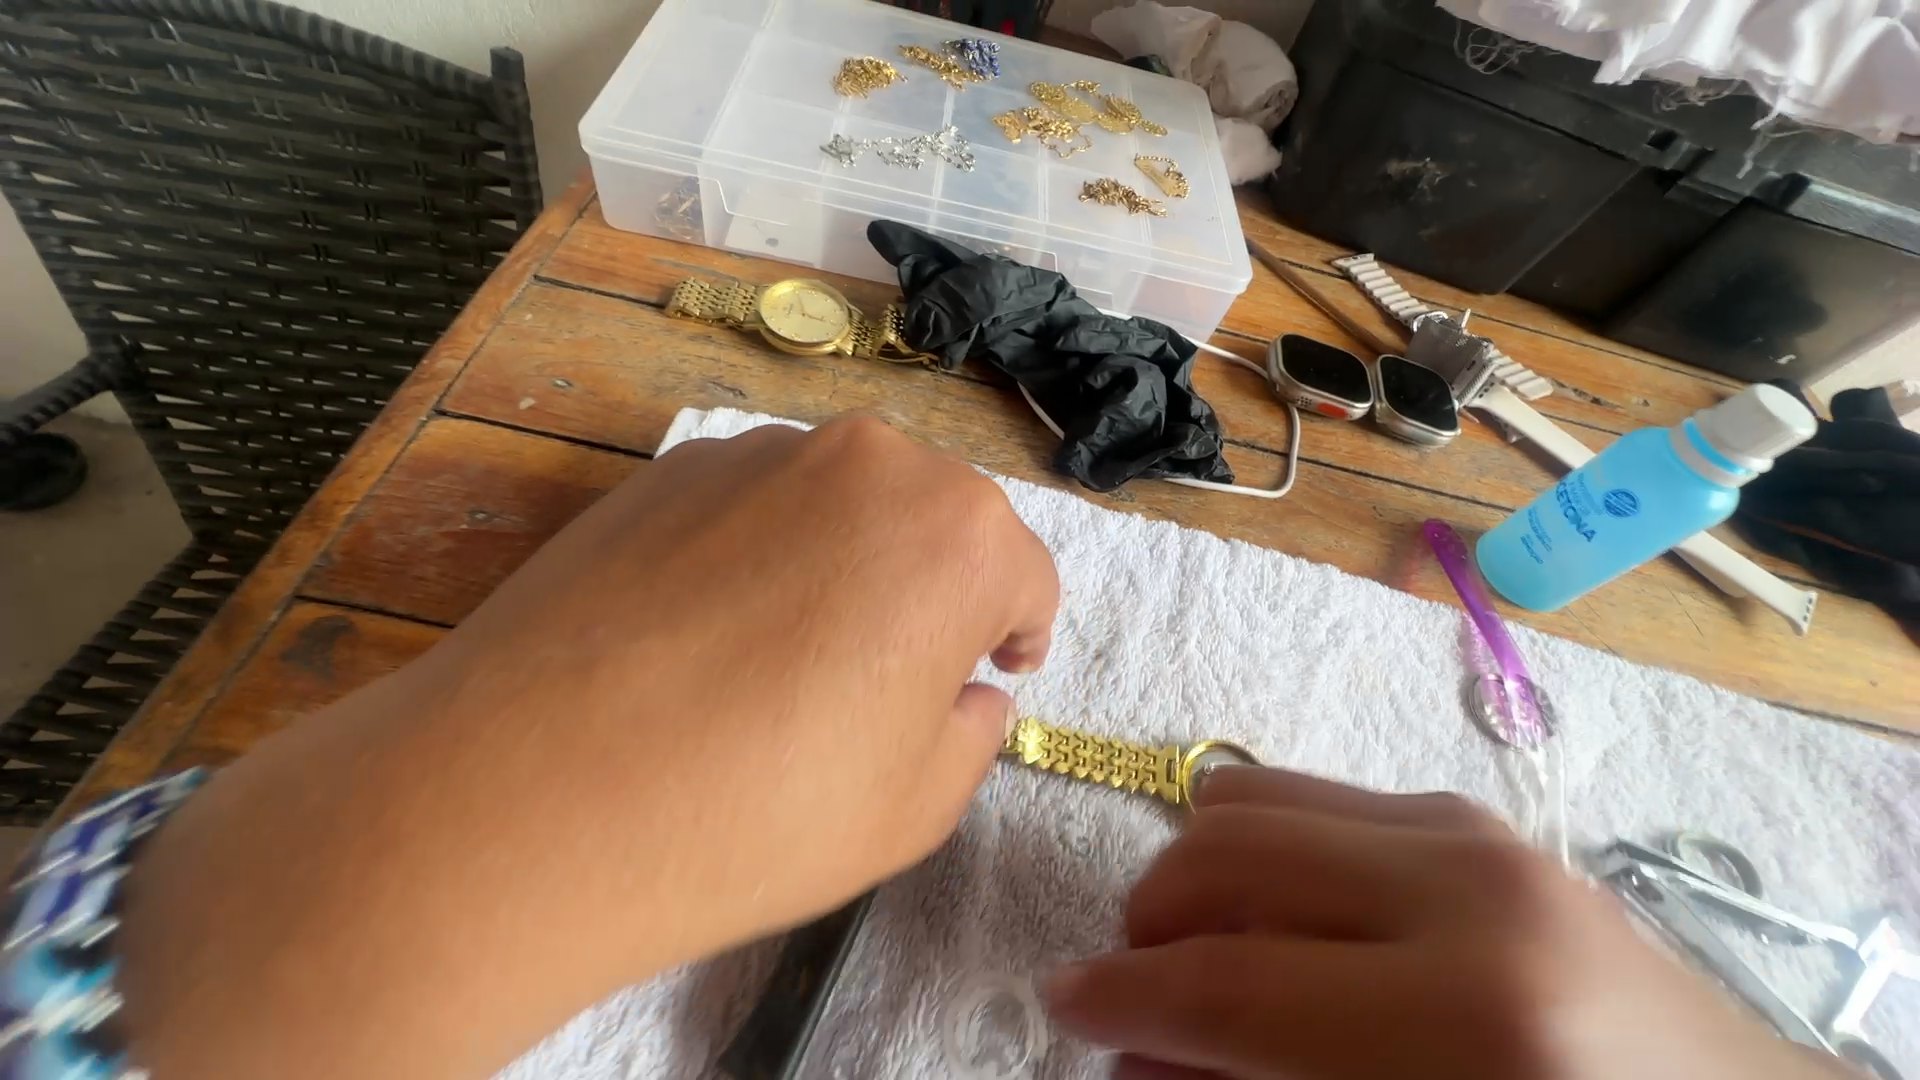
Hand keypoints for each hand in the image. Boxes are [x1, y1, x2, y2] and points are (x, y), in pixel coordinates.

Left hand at [119, 416, 1057, 1079]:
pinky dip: (773, 547)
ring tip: (795, 648)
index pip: (1025, 577)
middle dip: (941, 589)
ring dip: (856, 560)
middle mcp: (875, 463)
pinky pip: (766, 500)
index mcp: (959, 536)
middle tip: (893, 668)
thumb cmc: (760, 811)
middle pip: (943, 524)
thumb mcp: (918, 805)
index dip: (1016, 634)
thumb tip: (967, 689)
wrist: (526, 797)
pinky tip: (717, 623)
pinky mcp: (677, 463)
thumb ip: (973, 731)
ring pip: (854, 502)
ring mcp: (767, 450)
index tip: (989, 674)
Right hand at [1042, 769, 1843, 1079]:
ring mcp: (1463, 827)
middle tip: (1139, 977)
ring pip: (1246, 799)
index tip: (1061, 1002)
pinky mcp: (1458, 807)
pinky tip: (1271, 909)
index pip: (1232, 983)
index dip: (1124, 996)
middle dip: (1149, 917)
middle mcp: (1462, 887)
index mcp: (1471, 1014)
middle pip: (1223, 854)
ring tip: (1201, 938)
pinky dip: (1250, 843)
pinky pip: (1298, 792)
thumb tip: (1127, 1058)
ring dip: (1192, 868)